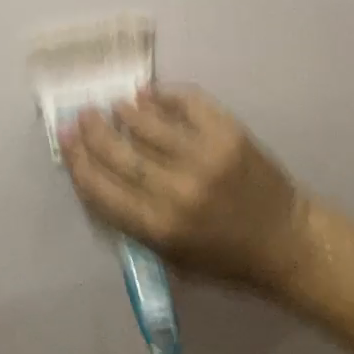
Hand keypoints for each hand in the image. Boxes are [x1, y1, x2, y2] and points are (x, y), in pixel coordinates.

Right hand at [60, 86, 312, 292]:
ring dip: (124, 111)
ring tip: (114, 105)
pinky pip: (187, 103)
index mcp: (157, 227)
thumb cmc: (223, 258)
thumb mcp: (169, 256)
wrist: (287, 243)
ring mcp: (204, 158)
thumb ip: (131, 220)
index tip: (66, 139)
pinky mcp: (228, 135)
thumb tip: (98, 173)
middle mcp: (176, 191)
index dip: (77, 159)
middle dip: (93, 130)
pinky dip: (163, 95)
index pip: (100, 187)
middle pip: (118, 151)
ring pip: (147, 123)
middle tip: (82, 115)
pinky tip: (149, 95)